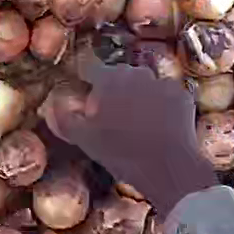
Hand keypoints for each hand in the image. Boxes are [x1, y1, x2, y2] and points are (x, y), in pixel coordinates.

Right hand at [42, 60, 216, 213]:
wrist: (168, 166)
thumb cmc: (121, 152)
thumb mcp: (85, 139)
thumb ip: (64, 118)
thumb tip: (50, 105)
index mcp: (110, 79)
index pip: (91, 66)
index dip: (85, 76)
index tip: (84, 88)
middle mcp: (138, 73)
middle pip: (120, 75)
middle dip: (115, 90)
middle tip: (112, 117)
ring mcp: (163, 83)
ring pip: (146, 85)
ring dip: (140, 97)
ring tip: (137, 124)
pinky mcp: (183, 96)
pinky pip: (167, 96)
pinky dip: (162, 106)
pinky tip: (160, 127)